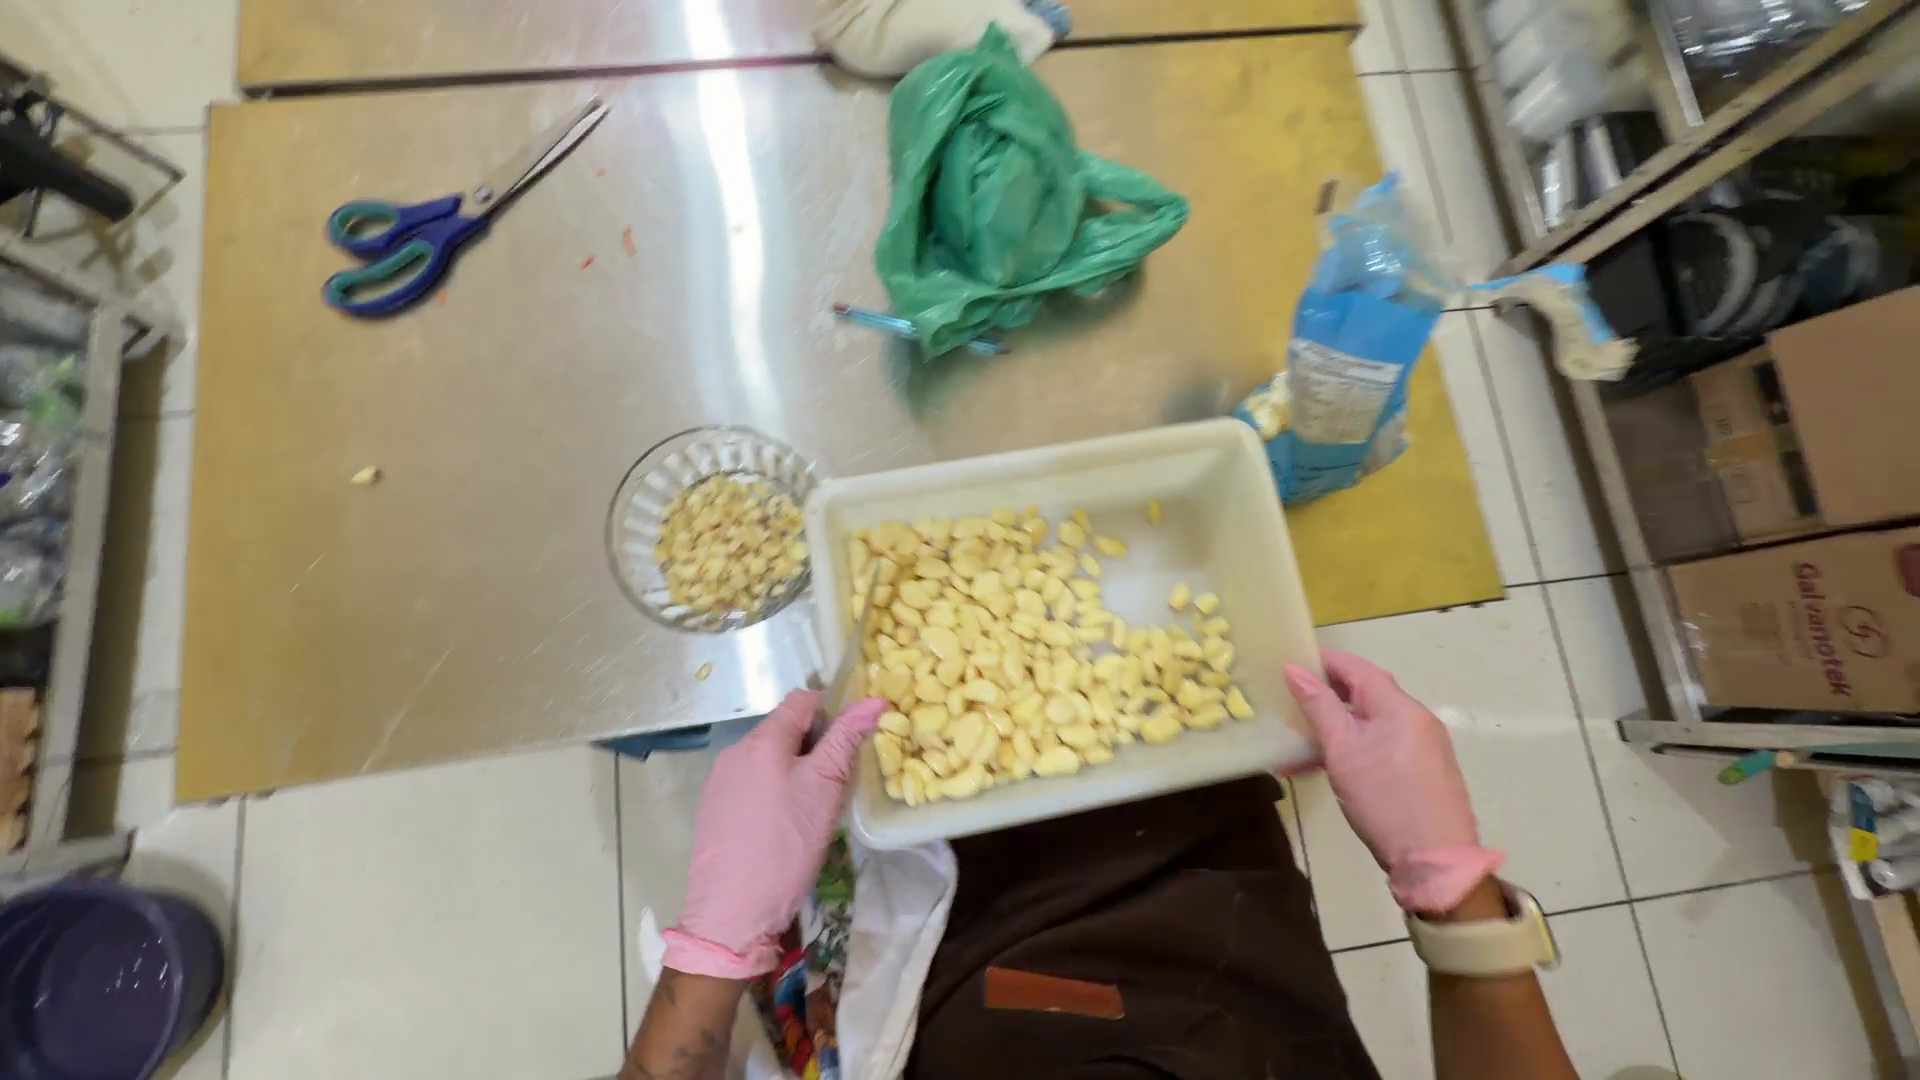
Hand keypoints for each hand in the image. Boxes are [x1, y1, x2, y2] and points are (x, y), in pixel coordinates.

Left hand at [662, 689, 886, 977]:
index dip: (830, 711)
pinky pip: (749, 782)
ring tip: (810, 805)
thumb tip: (874, 700)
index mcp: (762, 740)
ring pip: (766, 757)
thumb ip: (846, 739)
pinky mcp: (712, 809)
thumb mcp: (825, 788)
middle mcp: (735, 751)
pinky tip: (782, 823)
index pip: (801, 700)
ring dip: (792, 768)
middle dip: (813, 745)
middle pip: (783, 729)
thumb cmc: (786, 844)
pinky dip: (771, 790)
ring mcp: (719, 781)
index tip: (849, 740)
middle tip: (835, 780)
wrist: (732, 913)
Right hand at [1285, 648, 1503, 913]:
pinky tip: (1323, 768)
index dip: (1323, 660)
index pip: (1357, 668)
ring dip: (1333, 726)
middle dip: (1325, 694)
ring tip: (1297, 742)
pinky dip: (1351, 747)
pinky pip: (1380, 744)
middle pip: (1365, 693)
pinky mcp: (1422, 770)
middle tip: (1288, 700)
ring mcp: (1422, 746)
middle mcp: (1416, 719)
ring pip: (1370, 722)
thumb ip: (1318, 706)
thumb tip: (1294, 670)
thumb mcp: (1341, 749)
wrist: (1436, 861)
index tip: (1289, 660)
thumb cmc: (1383, 797)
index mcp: (1399, 707)